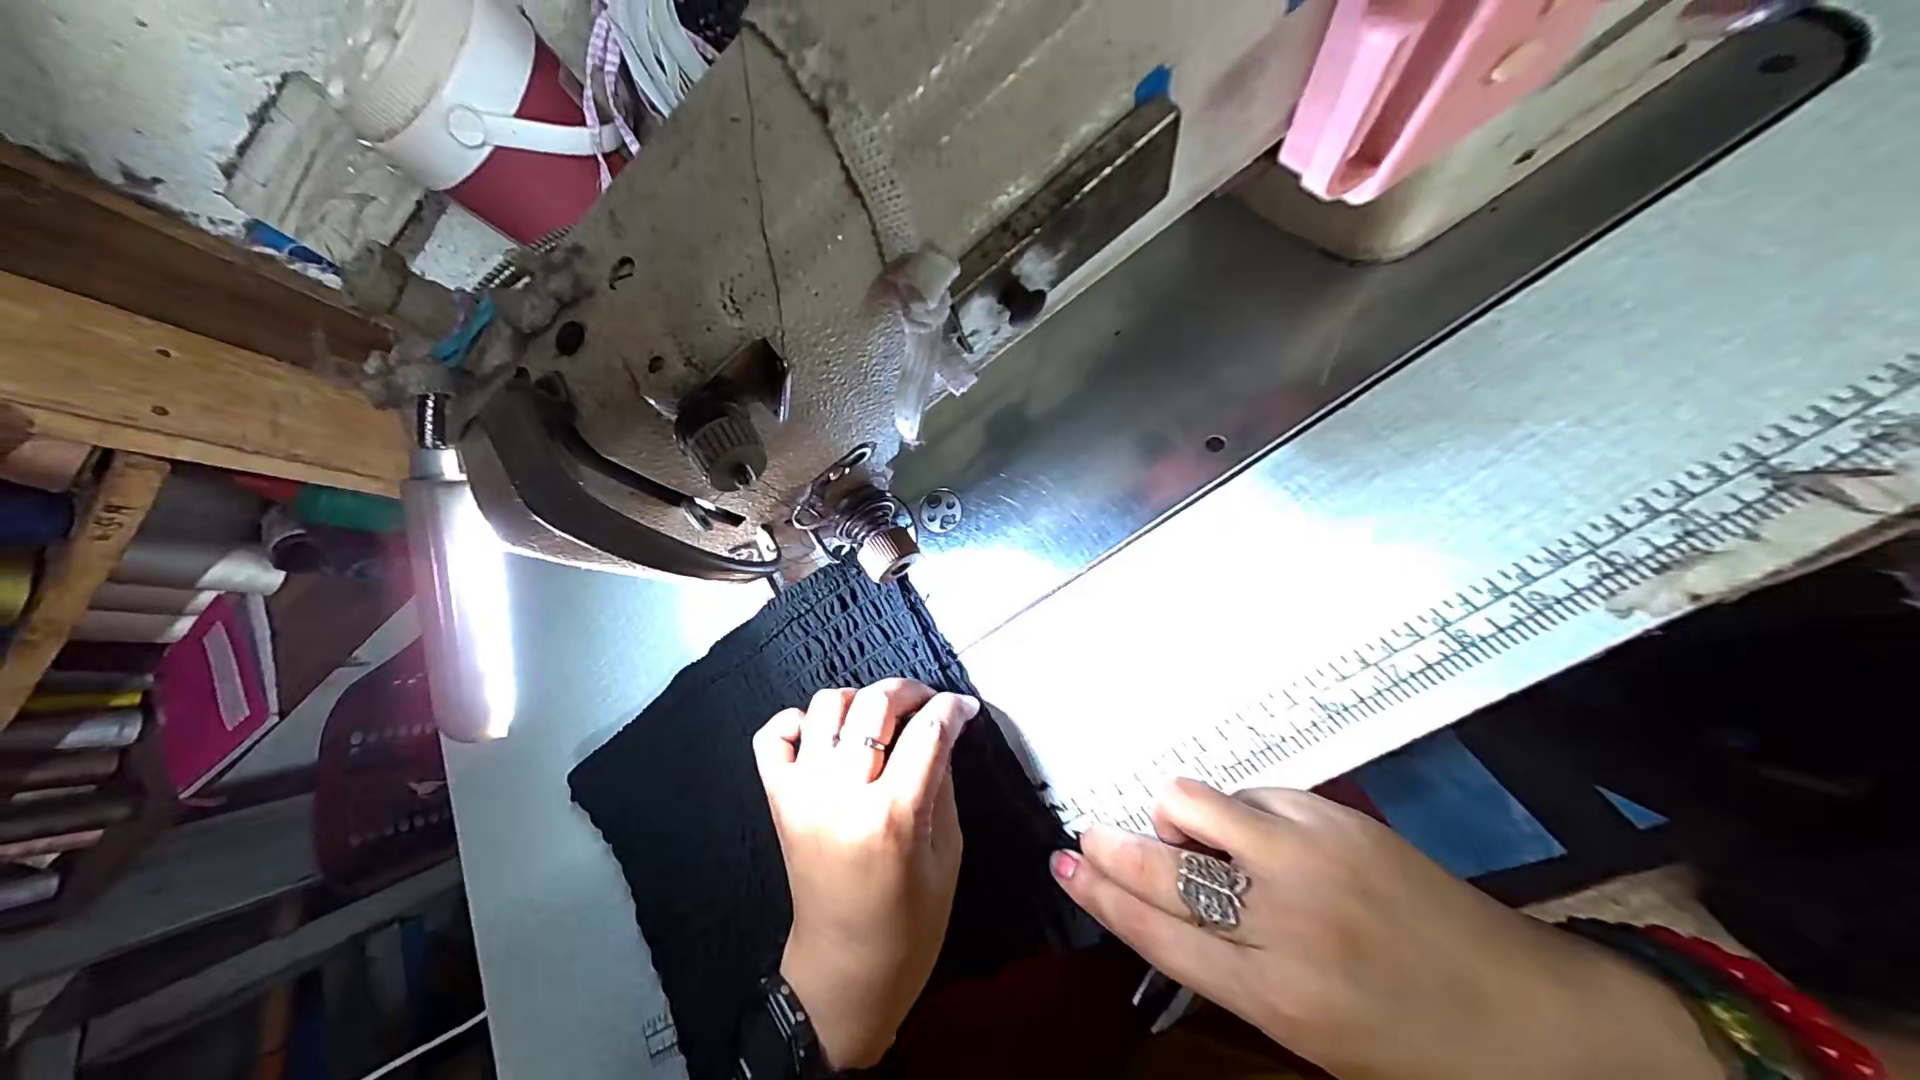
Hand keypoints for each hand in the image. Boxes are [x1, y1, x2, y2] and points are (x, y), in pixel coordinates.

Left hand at [752, 679, 975, 1068]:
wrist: (845, 967)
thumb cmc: (910, 922)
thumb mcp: (947, 852)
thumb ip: (942, 781)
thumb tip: (943, 728)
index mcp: (892, 816)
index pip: (927, 731)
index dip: (952, 708)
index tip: (963, 706)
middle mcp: (840, 794)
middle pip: (875, 705)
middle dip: (911, 692)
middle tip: (928, 705)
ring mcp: (801, 792)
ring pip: (827, 705)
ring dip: (860, 702)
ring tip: (879, 722)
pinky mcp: (777, 798)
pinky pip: (775, 734)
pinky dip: (800, 721)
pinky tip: (826, 736)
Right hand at [1052, 780, 1725, 1079]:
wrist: (1537, 1020)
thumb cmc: (1414, 1049)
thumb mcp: (1310, 1036)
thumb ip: (1234, 967)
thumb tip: (1169, 897)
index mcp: (1276, 997)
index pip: (1158, 933)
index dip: (1101, 894)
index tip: (1064, 864)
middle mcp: (1285, 921)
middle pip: (1165, 868)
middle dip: (1113, 846)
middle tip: (1086, 831)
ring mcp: (1311, 857)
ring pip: (1198, 804)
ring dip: (1183, 818)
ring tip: (1203, 838)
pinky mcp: (1337, 817)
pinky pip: (1255, 794)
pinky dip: (1243, 813)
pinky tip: (1269, 837)